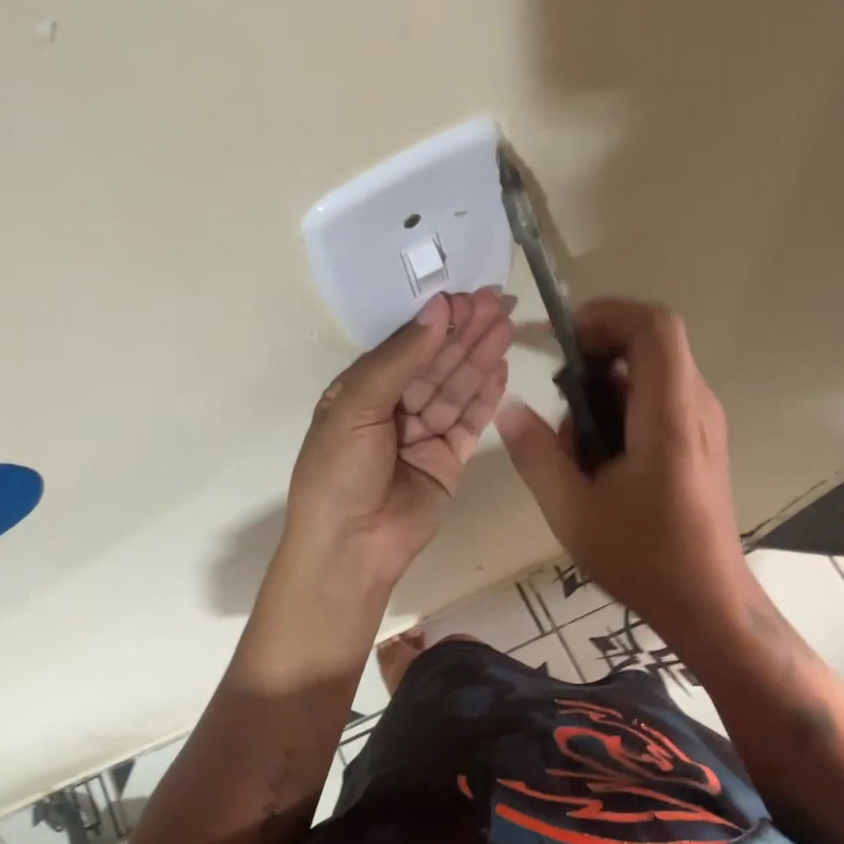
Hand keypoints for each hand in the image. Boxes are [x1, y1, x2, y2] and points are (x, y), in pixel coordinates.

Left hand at [284, 290, 511, 584]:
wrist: (350, 546)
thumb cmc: (339, 472)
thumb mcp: (356, 407)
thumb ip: (399, 360)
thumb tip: (436, 312)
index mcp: (358, 394)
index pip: (402, 350)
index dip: (432, 324)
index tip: (463, 297)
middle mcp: (390, 412)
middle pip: (433, 366)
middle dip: (462, 335)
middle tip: (494, 301)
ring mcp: (420, 438)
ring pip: (454, 390)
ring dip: (478, 358)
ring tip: (505, 324)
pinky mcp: (447, 462)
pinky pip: (469, 422)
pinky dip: (484, 397)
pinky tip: (501, 366)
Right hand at [498, 299, 750, 651]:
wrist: (707, 603)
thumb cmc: (642, 558)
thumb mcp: (571, 510)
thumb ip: (536, 454)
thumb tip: (508, 407)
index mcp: (669, 417)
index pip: (653, 326)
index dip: (604, 317)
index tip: (560, 343)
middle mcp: (696, 408)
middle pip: (649, 345)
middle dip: (594, 358)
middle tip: (556, 401)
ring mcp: (703, 425)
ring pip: (650, 375)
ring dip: (603, 391)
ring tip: (572, 446)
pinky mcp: (700, 443)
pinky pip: (657, 402)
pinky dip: (620, 412)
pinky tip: (597, 461)